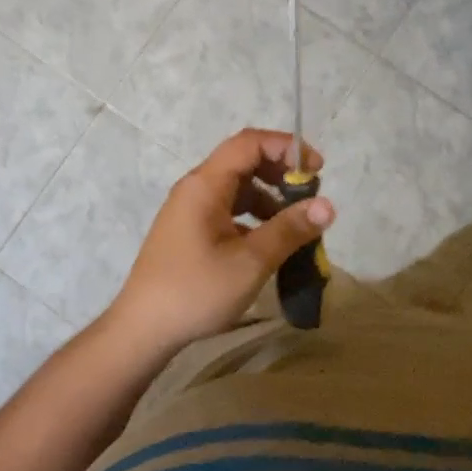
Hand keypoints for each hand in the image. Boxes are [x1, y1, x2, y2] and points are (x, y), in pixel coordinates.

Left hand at [105, 128, 334, 351]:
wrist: (143, 327)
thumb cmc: (196, 290)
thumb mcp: (250, 262)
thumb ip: (289, 230)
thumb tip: (328, 205)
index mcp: (205, 185)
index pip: (249, 143)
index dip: (286, 147)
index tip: (317, 170)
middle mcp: (194, 189)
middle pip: (243, 162)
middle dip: (280, 173)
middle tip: (310, 198)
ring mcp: (189, 211)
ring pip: (236, 189)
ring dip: (269, 198)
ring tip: (295, 226)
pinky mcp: (188, 232)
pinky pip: (226, 210)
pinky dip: (252, 218)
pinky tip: (267, 244)